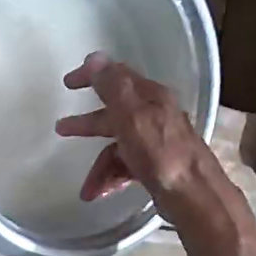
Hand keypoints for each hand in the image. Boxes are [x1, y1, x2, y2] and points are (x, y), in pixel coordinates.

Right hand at [55, 53, 226, 223]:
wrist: (194, 196)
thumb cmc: (161, 155)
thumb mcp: (132, 118)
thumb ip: (113, 88)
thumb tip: (95, 58)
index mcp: (150, 97)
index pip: (117, 76)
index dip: (91, 75)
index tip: (67, 83)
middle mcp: (154, 115)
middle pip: (114, 113)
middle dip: (87, 123)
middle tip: (61, 128)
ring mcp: (156, 141)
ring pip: (117, 146)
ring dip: (99, 165)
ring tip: (86, 189)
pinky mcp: (156, 165)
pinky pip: (125, 166)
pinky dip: (111, 178)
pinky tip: (99, 193)